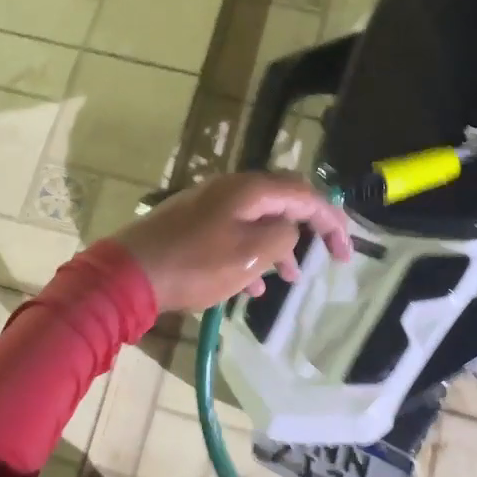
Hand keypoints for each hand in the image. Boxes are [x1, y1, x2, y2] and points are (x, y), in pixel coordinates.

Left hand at [109, 173, 351, 313]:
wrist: (130, 274)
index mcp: (250, 190)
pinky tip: (252, 287)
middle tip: (327, 255)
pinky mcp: (192, 225)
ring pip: (258, 221)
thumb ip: (283, 236)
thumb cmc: (195, 265)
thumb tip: (291, 229)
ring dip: (279, 247)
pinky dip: (251, 255)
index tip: (346, 252)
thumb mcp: (250, 255)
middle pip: (283, 202)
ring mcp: (208, 206)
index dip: (332, 220)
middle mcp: (231, 189)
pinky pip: (234, 235)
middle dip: (308, 228)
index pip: (305, 194)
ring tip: (290, 279)